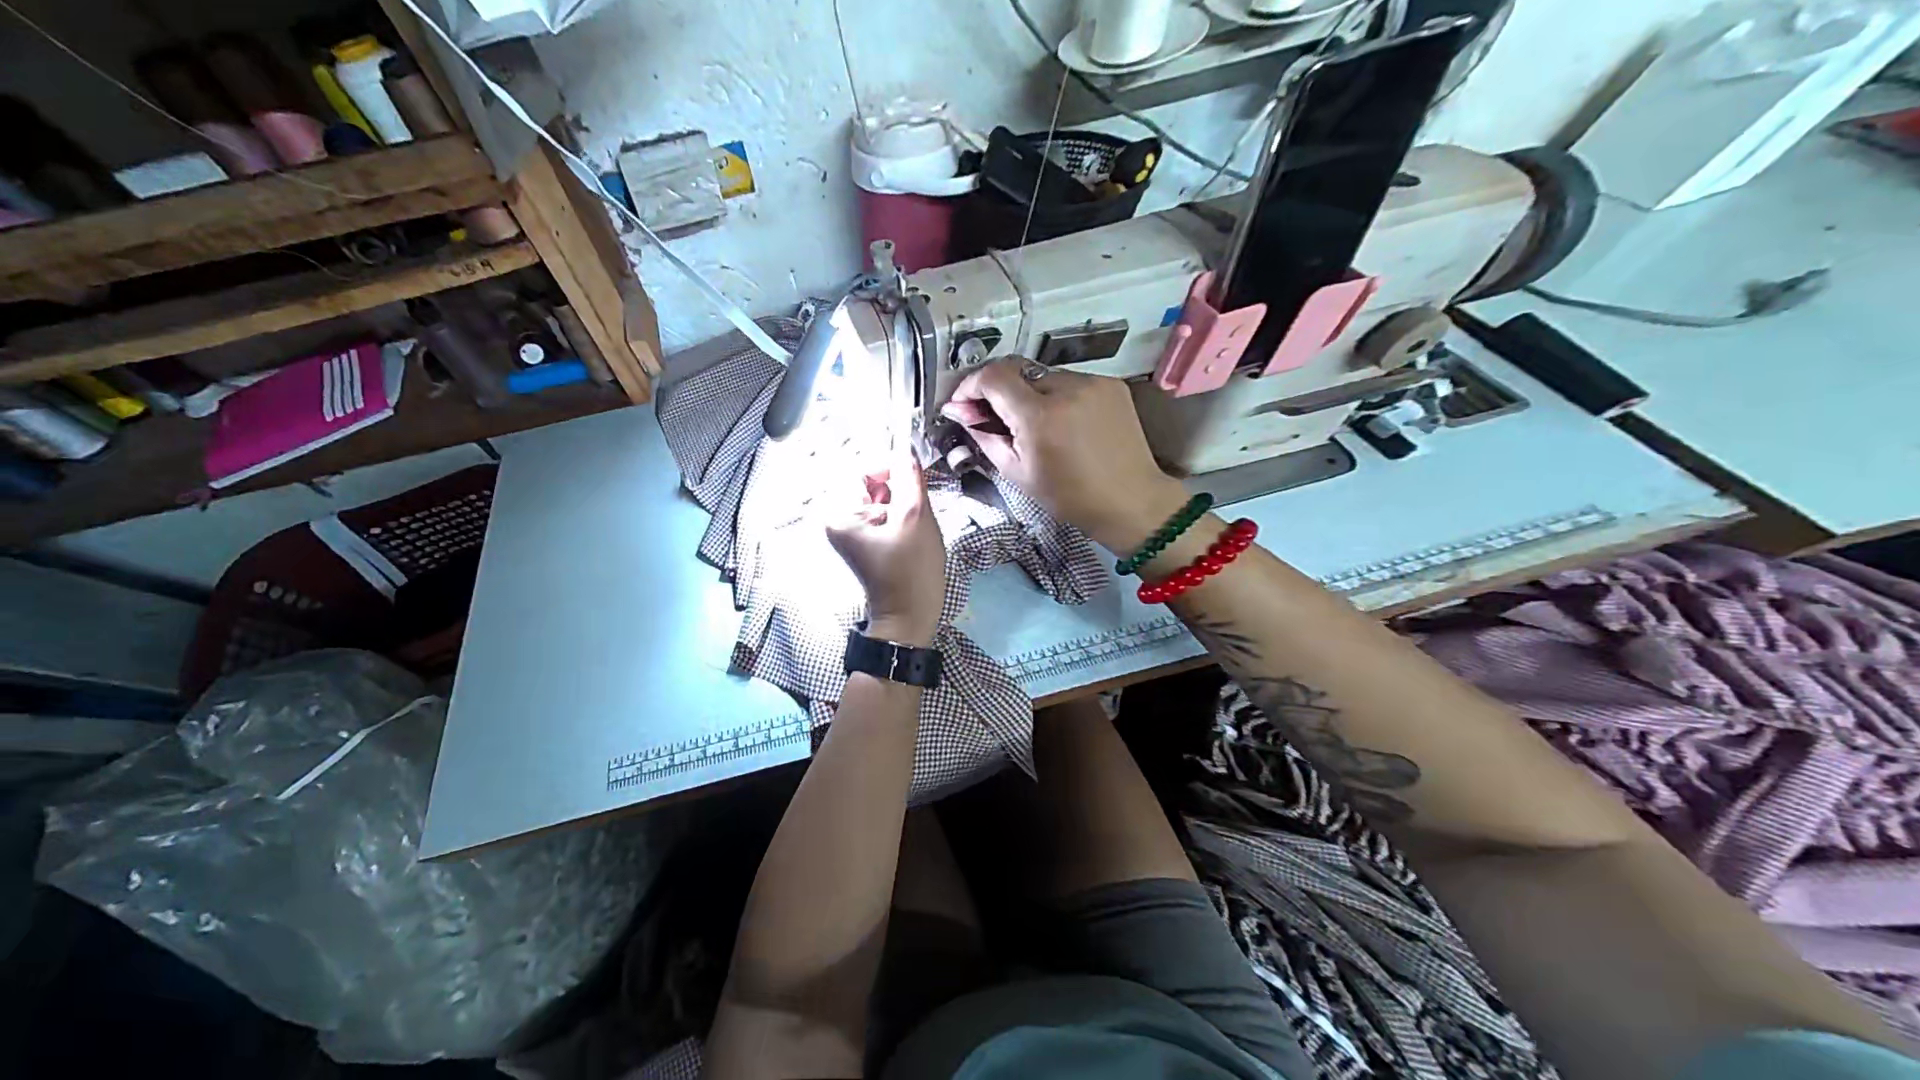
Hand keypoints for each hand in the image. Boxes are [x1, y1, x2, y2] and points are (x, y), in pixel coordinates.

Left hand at [825, 447, 946, 647]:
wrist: (911, 617)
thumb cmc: (911, 570)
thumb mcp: (915, 517)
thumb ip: (910, 478)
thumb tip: (906, 451)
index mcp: (840, 515)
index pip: (861, 471)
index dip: (889, 468)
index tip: (912, 478)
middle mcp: (839, 521)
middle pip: (871, 485)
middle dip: (898, 490)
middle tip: (917, 508)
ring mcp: (852, 534)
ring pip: (881, 500)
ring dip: (902, 505)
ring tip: (916, 526)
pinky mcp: (866, 543)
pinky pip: (883, 516)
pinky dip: (900, 518)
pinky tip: (912, 534)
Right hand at [940, 358, 1187, 553]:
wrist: (1130, 500)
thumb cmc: (1070, 496)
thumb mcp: (1017, 472)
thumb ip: (985, 435)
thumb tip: (960, 410)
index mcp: (1039, 416)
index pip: (993, 376)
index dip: (971, 385)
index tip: (964, 402)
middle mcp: (1067, 389)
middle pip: (1017, 374)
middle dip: (1001, 393)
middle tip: (996, 419)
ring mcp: (1092, 383)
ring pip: (1043, 376)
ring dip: (1031, 395)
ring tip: (1036, 426)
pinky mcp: (1110, 384)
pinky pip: (1070, 381)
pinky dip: (1058, 396)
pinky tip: (1064, 422)